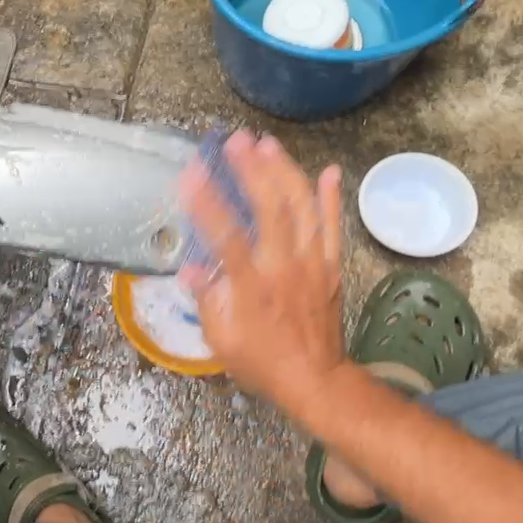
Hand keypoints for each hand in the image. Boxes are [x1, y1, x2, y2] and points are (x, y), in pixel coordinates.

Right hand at [179, 131, 346, 414]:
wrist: (317, 382)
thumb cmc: (261, 362)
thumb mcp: (221, 339)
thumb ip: (207, 299)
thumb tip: (188, 268)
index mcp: (252, 287)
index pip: (226, 237)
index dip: (207, 203)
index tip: (191, 173)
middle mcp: (284, 267)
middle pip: (270, 208)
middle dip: (252, 170)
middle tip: (236, 140)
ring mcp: (312, 264)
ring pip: (302, 209)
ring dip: (285, 172)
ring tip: (268, 143)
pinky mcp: (331, 267)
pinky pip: (333, 227)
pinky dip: (332, 198)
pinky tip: (330, 171)